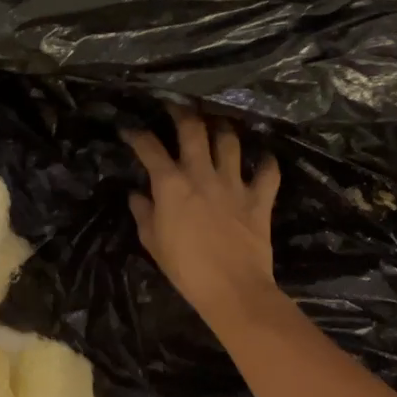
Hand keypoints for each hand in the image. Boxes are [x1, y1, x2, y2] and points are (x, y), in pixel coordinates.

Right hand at [124, 106, 281, 327]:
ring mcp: (232, 184)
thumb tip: (138, 196)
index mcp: (170, 183)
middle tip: (176, 105)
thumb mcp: (152, 241)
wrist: (234, 291)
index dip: (135, 134)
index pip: (148, 147)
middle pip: (192, 129)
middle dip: (182, 111)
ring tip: (217, 122)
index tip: (129, 129)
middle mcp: (200, 174)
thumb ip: (144, 213)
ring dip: (222, 128)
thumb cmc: (186, 268)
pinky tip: (263, 156)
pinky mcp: (258, 200)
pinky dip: (266, 162)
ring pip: (229, 142)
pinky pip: (267, 173)